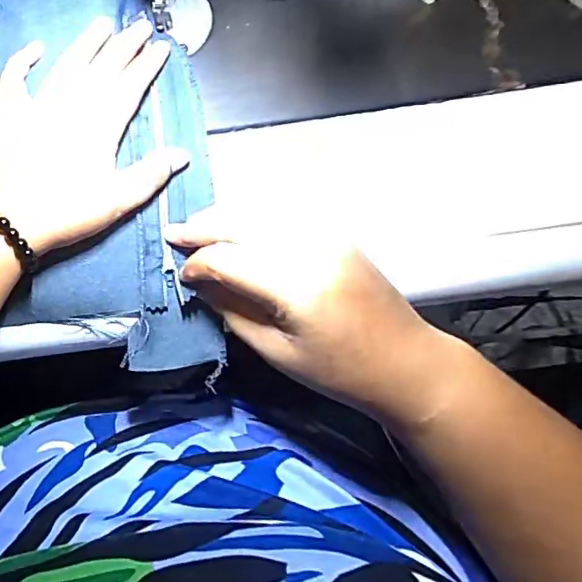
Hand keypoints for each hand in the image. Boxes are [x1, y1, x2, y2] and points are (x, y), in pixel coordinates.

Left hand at [0, 17, 189, 253]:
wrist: (4, 219)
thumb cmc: (63, 212)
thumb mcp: (116, 201)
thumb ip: (150, 175)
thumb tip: (181, 155)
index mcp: (101, 126)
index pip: (130, 86)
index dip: (148, 65)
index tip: (162, 48)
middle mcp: (71, 106)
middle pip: (102, 67)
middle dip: (125, 45)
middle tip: (141, 26)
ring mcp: (38, 106)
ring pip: (67, 64)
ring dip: (86, 43)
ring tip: (102, 24)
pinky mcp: (10, 114)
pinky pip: (14, 80)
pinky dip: (23, 61)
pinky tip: (35, 48)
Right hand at [165, 207, 461, 428]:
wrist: (406, 362)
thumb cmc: (340, 372)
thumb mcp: (277, 352)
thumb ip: (232, 311)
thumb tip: (199, 283)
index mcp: (297, 286)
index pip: (229, 258)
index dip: (198, 263)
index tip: (182, 275)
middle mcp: (311, 248)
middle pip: (243, 221)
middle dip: (204, 226)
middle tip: (174, 234)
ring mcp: (327, 235)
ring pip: (262, 209)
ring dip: (226, 215)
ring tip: (199, 228)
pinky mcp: (335, 233)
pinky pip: (284, 213)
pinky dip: (254, 214)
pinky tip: (237, 225)